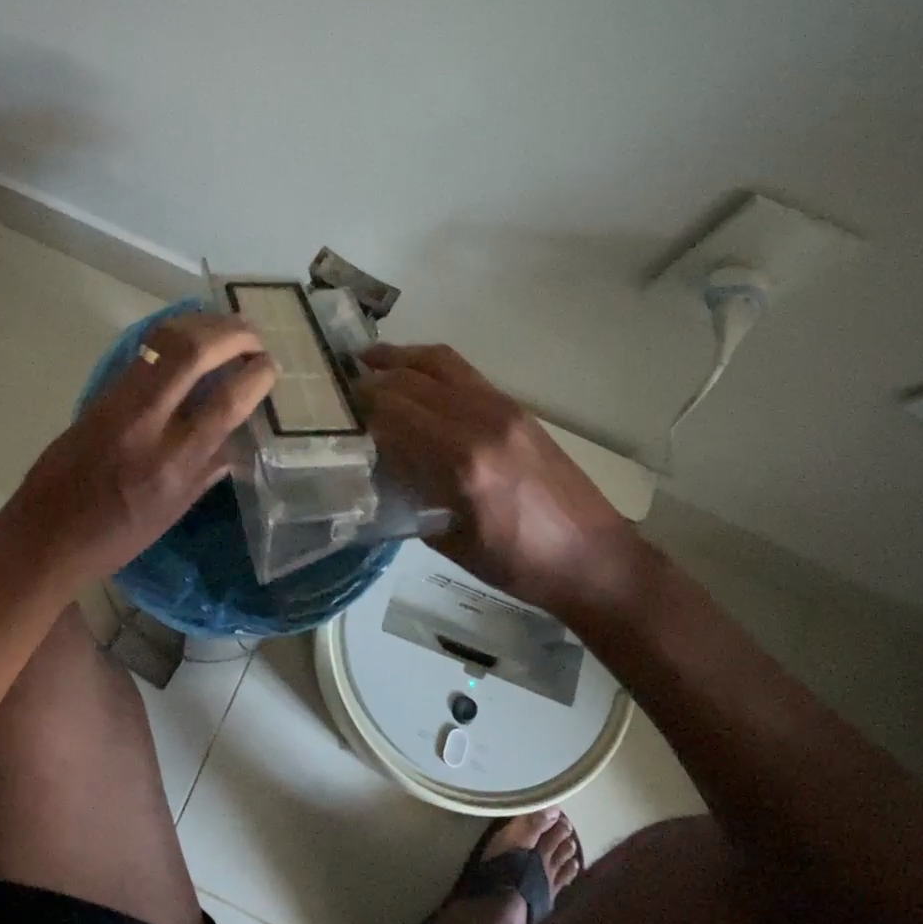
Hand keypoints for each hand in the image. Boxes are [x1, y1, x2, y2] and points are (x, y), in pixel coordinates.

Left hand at [1, 312, 277, 591]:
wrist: (44, 535)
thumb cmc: (115, 537)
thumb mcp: (173, 512)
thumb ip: (208, 469)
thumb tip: (238, 438)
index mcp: (172, 463)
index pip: (224, 402)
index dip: (256, 375)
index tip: (270, 367)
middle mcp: (146, 423)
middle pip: (192, 352)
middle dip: (232, 333)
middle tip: (255, 337)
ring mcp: (117, 402)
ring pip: (163, 341)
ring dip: (202, 325)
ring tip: (229, 328)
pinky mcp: (99, 395)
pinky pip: (143, 352)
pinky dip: (176, 336)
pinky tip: (193, 340)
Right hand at [358, 344, 641, 615]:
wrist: (593, 558)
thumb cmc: (518, 564)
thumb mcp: (450, 540)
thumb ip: (411, 496)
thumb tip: (378, 467)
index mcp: (463, 463)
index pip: (394, 416)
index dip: (358, 409)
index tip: (329, 412)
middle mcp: (481, 423)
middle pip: (411, 383)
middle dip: (369, 381)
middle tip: (337, 388)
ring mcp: (503, 409)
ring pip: (439, 364)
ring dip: (399, 359)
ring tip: (366, 359)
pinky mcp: (516, 409)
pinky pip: (463, 373)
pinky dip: (430, 365)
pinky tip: (411, 374)